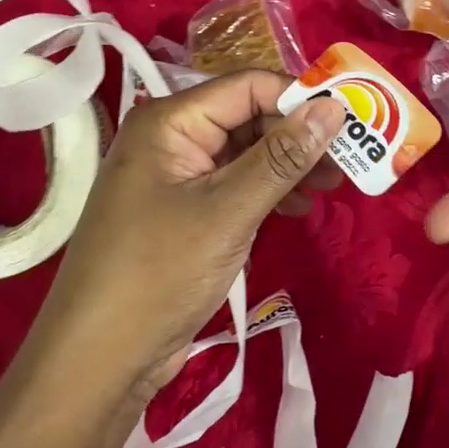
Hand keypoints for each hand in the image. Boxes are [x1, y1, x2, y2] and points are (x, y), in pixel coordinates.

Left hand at [35, 71, 345, 397]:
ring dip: (289, 165)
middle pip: (248, 116)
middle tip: (349, 160)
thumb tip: (334, 107)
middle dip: (298, 135)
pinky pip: (234, 182)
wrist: (97, 362)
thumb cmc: (159, 274)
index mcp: (170, 121)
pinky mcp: (182, 210)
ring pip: (245, 151)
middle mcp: (170, 137)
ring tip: (331, 186)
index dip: (300, 98)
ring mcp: (174, 175)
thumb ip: (283, 157)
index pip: (249, 86)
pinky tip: (297, 209)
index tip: (351, 121)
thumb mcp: (229, 211)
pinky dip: (268, 190)